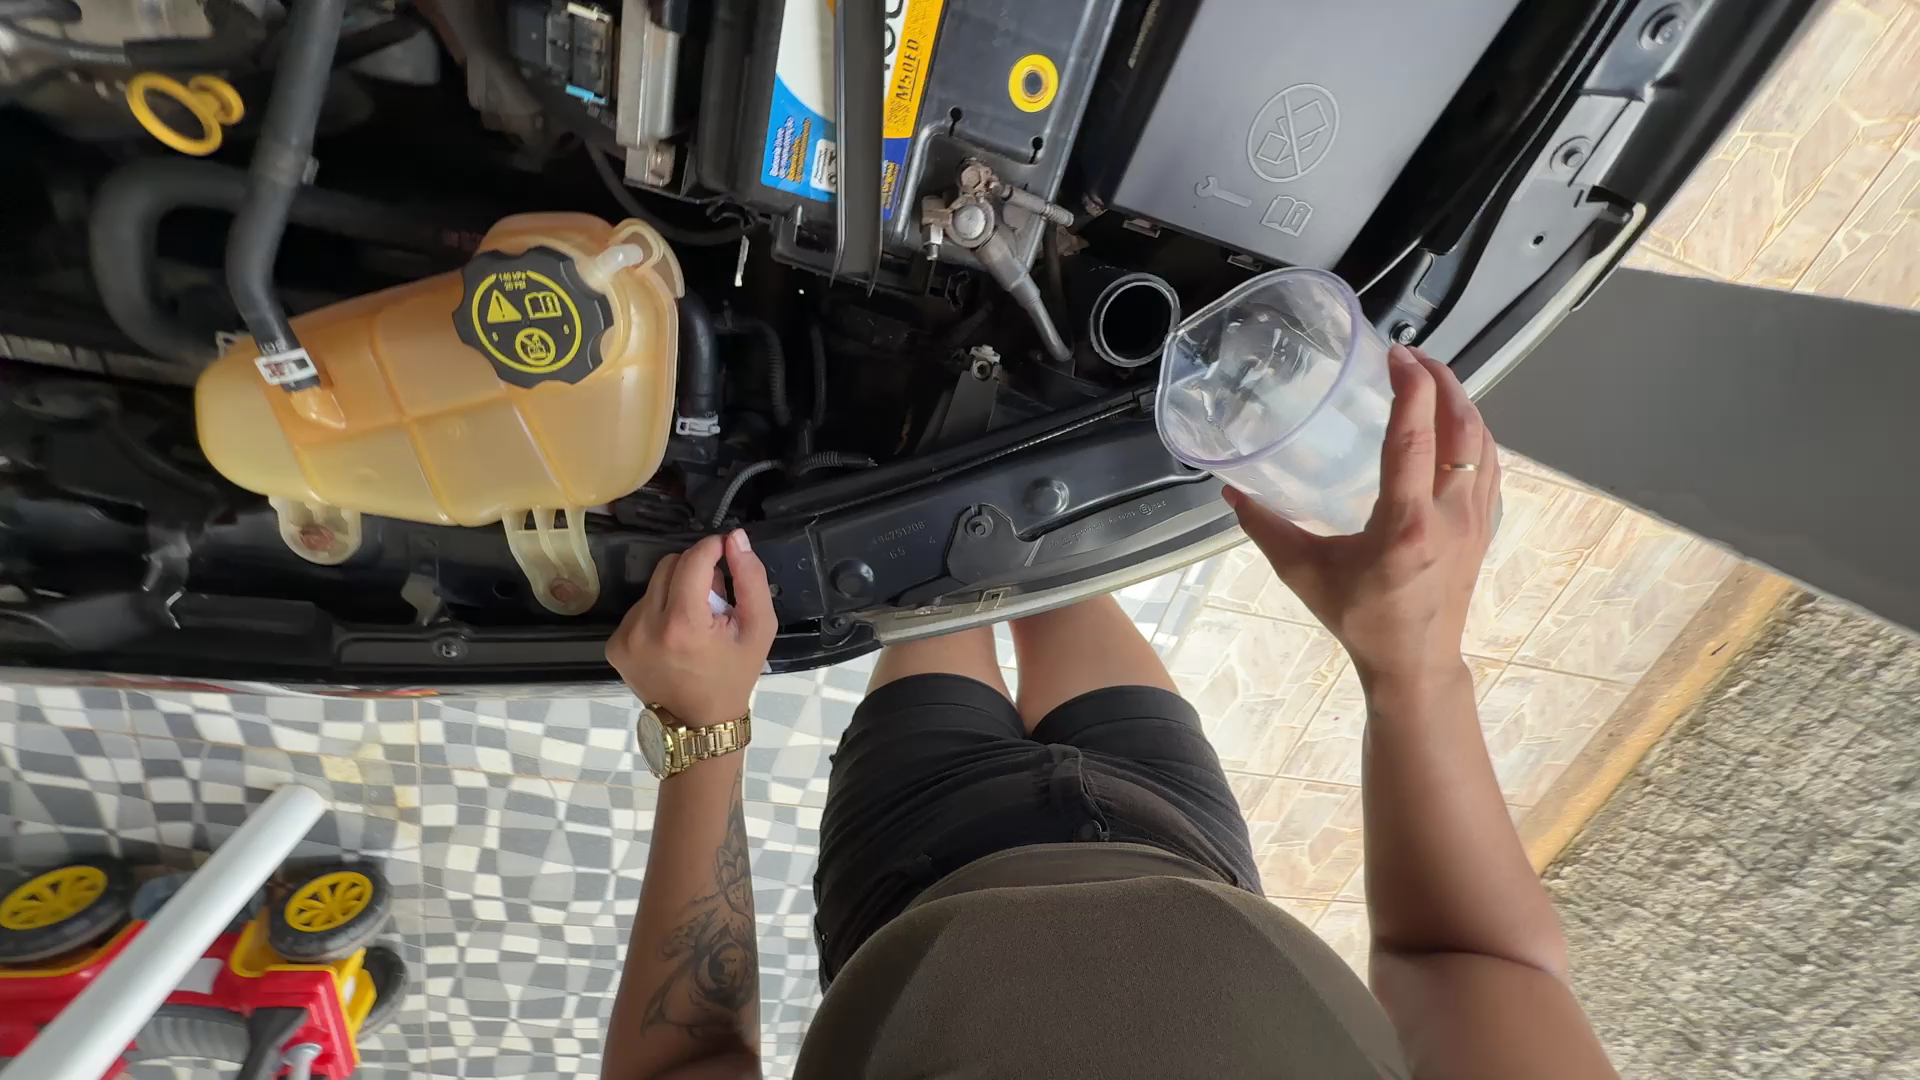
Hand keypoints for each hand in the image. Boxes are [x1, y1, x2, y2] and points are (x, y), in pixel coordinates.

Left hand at [606, 529, 776, 726]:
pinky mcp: (614, 644)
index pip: (692, 561)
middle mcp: (646, 627)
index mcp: (683, 624)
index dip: (712, 547)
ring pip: (653, 584)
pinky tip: (676, 634)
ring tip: (696, 620)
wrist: (700, 723)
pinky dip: (660, 610)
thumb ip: (751, 579)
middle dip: (696, 570)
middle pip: (669, 565)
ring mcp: (625, 636)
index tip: (727, 548)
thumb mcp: (759, 628)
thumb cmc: (735, 674)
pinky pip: (640, 606)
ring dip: (677, 590)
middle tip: (716, 596)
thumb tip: (736, 539)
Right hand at [1223, 344, 1498, 689]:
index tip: (1396, 355)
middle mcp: (1450, 514)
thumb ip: (1265, 528)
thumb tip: (1230, 491)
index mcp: (1405, 524)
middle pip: (1463, 430)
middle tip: (1414, 356)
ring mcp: (1476, 520)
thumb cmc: (1358, 617)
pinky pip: (1489, 465)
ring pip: (1483, 444)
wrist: (1415, 660)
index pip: (1414, 441)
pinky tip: (1456, 425)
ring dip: (1462, 403)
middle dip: (1443, 383)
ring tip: (1433, 379)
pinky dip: (1475, 432)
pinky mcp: (1484, 526)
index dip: (1410, 391)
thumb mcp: (1302, 572)